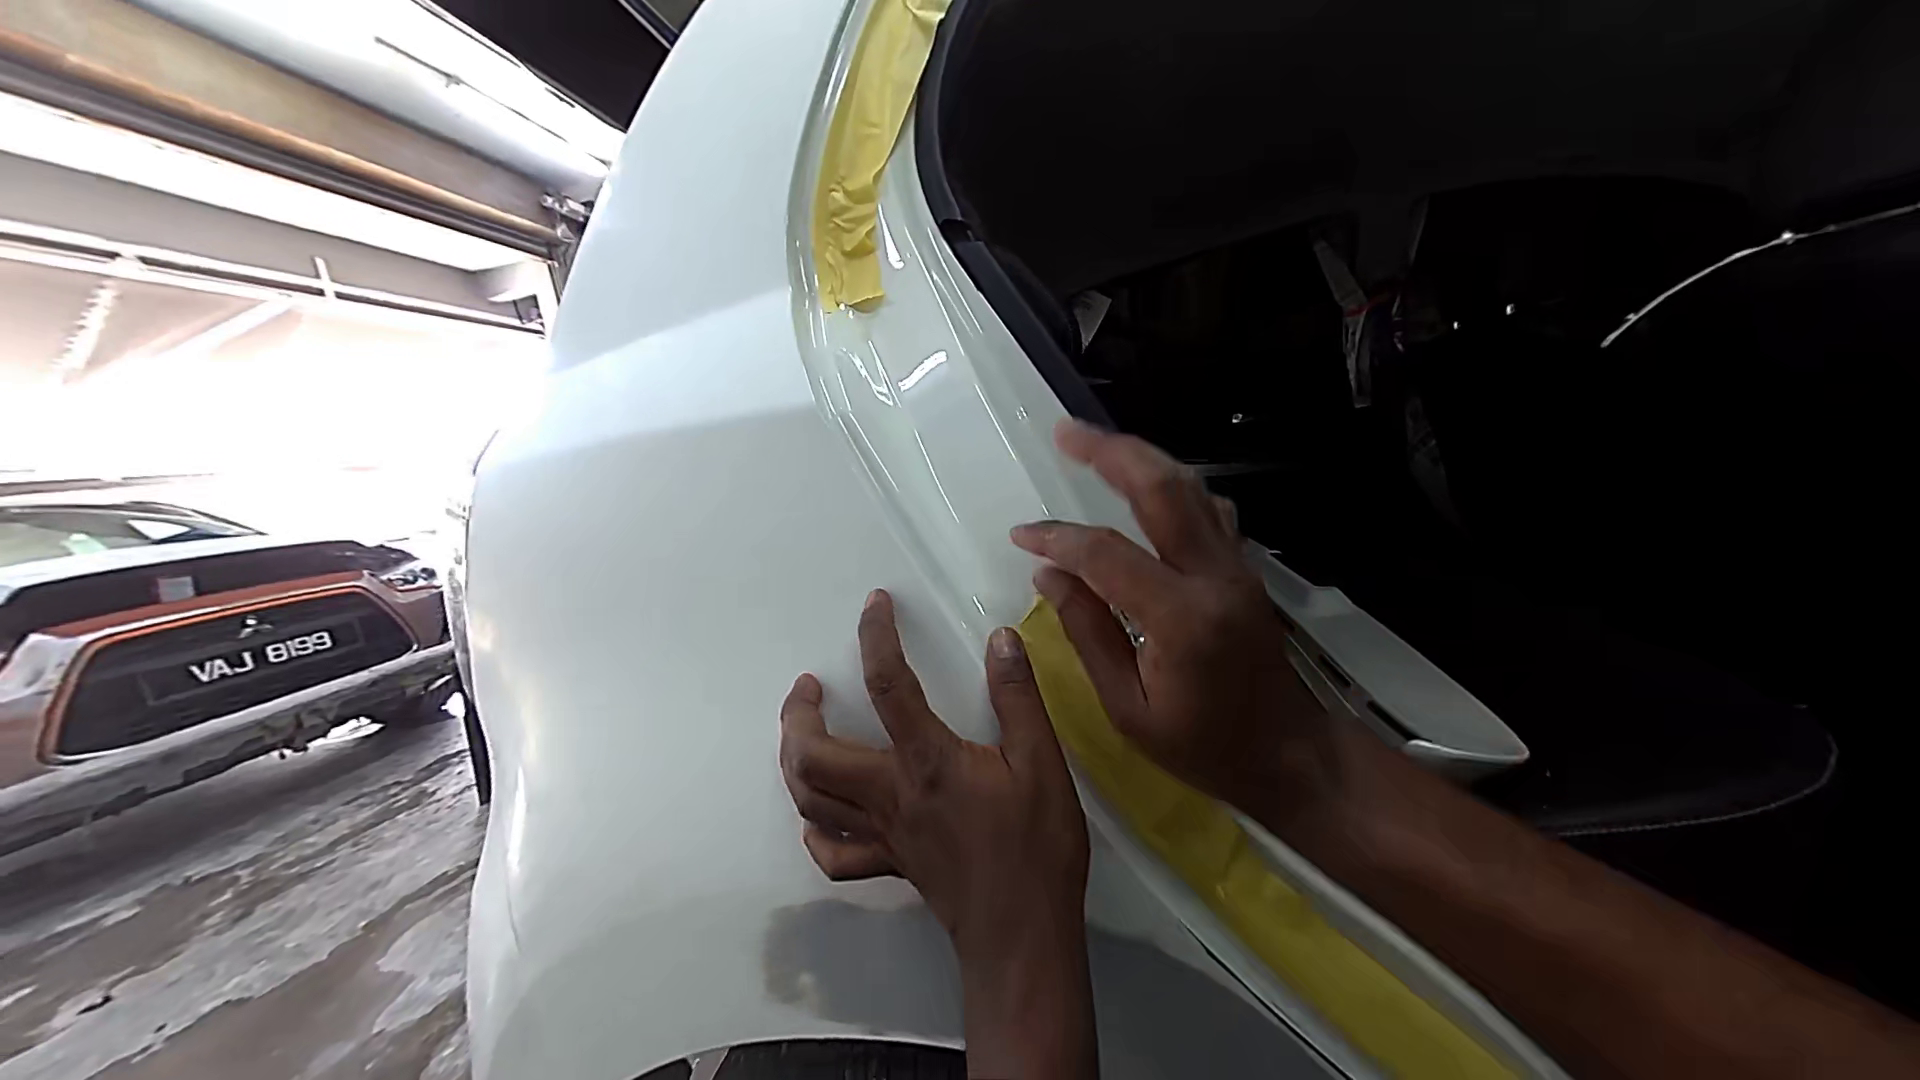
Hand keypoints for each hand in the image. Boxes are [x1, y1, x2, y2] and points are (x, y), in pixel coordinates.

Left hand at [778, 590, 1088, 958]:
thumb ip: (1017, 697)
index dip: (877, 636)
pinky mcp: (886, 865)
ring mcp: (880, 834)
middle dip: (798, 713)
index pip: (887, 685)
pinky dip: (815, 826)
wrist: (1024, 934)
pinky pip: (832, 852)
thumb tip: (1000, 639)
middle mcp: (889, 794)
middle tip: (809, 684)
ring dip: (794, 758)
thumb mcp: (1041, 762)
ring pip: (810, 798)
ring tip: (802, 729)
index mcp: (926, 762)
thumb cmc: (1036, 846)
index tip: (875, 604)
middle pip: (813, 753)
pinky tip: (821, 810)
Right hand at [1011, 419, 1334, 812]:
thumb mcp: (1127, 706)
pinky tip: (1146, 485)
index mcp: (1180, 618)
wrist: (1290, 755)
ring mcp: (1236, 567)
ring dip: (1140, 458)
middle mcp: (1214, 577)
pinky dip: (1171, 485)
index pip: (1105, 554)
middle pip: (1162, 488)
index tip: (1021, 535)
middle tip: (1065, 431)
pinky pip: (1207, 509)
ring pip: (1190, 487)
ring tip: (1095, 445)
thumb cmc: (1204, 746)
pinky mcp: (1243, 569)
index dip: (1057, 537)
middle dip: (1109, 452)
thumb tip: (1050, 574)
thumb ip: (1087, 632)